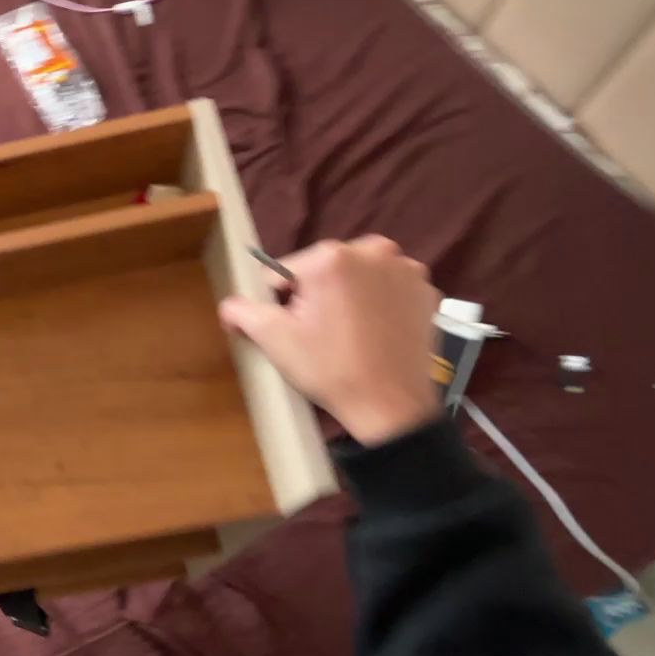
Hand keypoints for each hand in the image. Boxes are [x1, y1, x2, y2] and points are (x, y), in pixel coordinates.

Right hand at [219, 235, 441, 445]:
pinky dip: (375, 304)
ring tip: (344, 334)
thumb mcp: (273, 339)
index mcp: (331, 258)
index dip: (277, 303)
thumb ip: (242, 312)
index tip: (286, 330)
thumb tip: (229, 305)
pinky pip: (385, 288)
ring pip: (354, 277)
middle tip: (316, 334)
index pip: (282, 273)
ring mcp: (405, 269)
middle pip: (320, 271)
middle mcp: (373, 251)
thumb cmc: (329, 368)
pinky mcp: (425, 289)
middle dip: (313, 297)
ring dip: (344, 297)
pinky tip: (371, 332)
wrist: (389, 404)